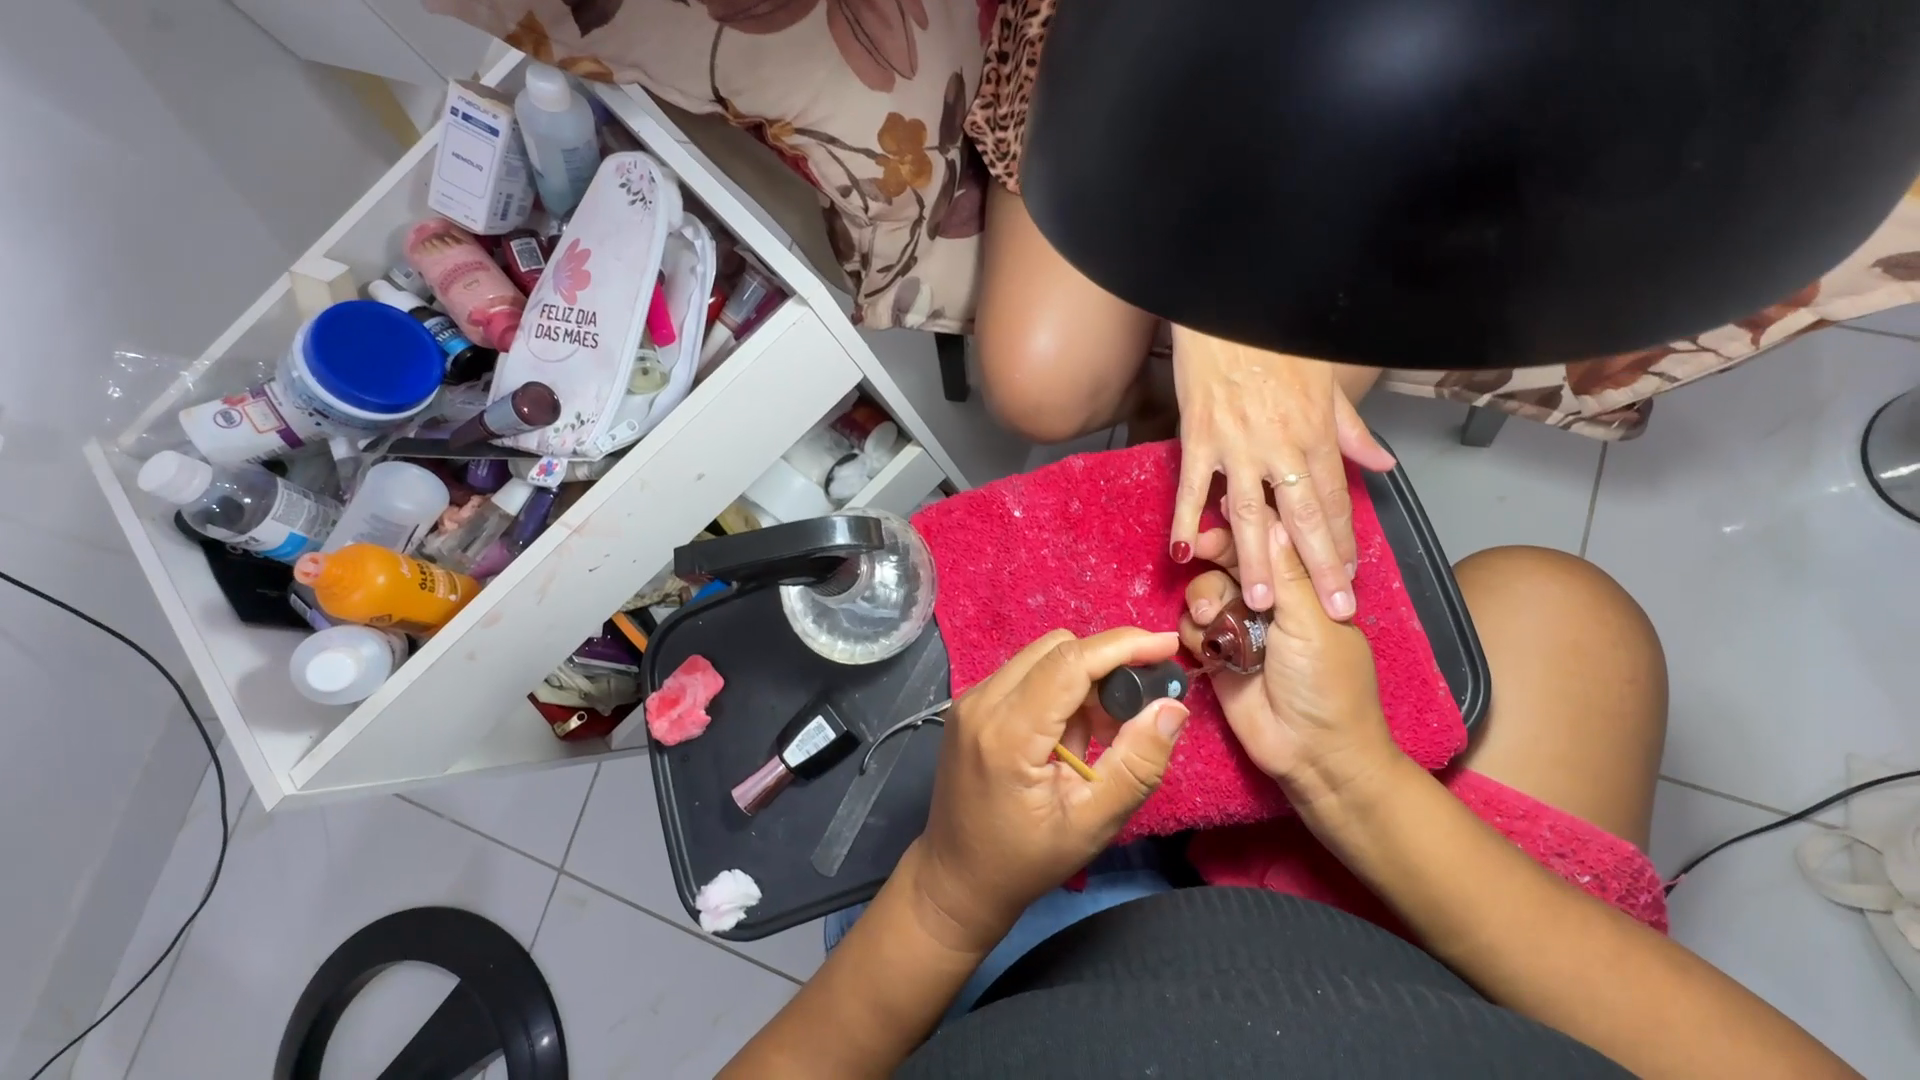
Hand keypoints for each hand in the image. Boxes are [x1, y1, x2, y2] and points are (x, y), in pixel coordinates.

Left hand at [912, 628, 1189, 950]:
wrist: (956, 878)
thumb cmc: (1024, 860)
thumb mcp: (1092, 823)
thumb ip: (1136, 764)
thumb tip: (1173, 706)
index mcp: (1007, 734)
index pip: (1070, 662)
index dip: (1124, 646)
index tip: (1169, 647)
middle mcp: (981, 703)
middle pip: (1057, 648)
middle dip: (1107, 665)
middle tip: (1137, 709)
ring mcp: (971, 700)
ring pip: (1041, 656)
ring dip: (1084, 680)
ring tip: (1103, 733)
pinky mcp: (971, 705)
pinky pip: (1026, 674)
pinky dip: (1059, 690)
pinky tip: (1071, 736)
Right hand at [1169, 325, 1394, 620]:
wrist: (1234, 303)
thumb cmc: (1281, 340)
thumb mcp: (1327, 382)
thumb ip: (1351, 430)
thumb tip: (1383, 466)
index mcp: (1315, 433)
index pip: (1333, 499)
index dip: (1343, 542)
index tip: (1350, 580)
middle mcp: (1280, 446)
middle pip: (1301, 517)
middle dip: (1318, 567)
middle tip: (1330, 612)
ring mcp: (1236, 445)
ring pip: (1247, 511)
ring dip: (1253, 558)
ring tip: (1258, 600)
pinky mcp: (1197, 438)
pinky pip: (1189, 486)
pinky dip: (1184, 518)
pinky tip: (1183, 552)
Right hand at [1179, 522, 1400, 806]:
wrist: (1310, 751)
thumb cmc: (1326, 683)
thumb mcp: (1311, 622)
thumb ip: (1286, 572)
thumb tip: (1274, 517)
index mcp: (1304, 588)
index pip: (1271, 544)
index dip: (1247, 527)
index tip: (1222, 512)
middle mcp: (1270, 601)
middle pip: (1232, 561)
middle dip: (1214, 553)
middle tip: (1196, 549)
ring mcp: (1240, 628)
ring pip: (1206, 590)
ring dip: (1202, 597)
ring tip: (1208, 618)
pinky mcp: (1215, 654)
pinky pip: (1191, 627)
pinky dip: (1192, 630)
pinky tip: (1204, 645)